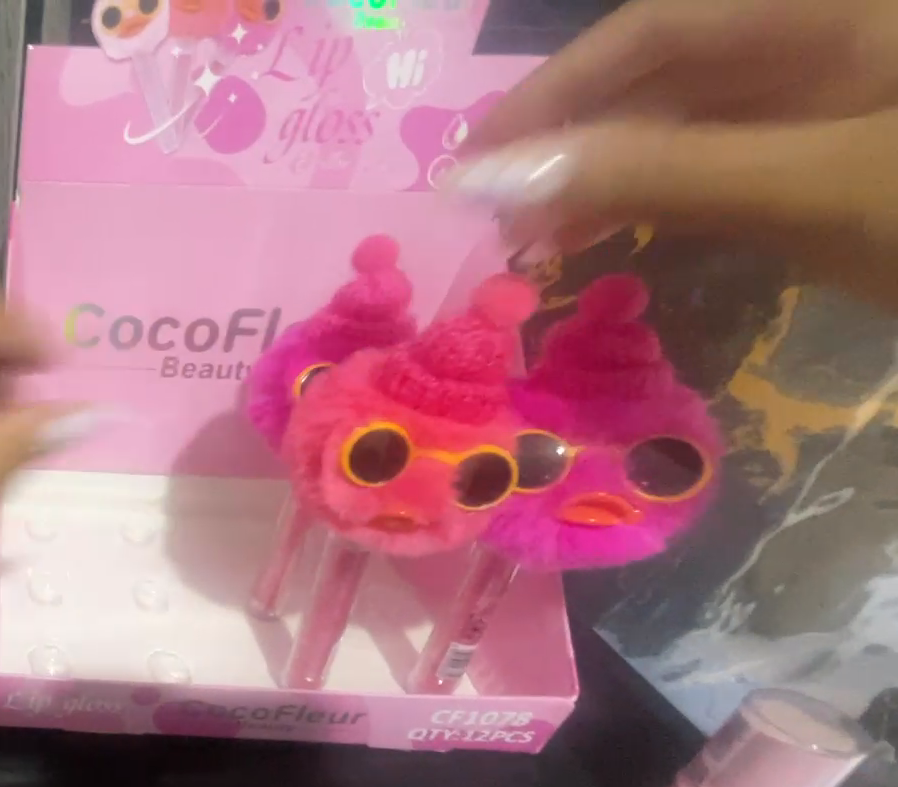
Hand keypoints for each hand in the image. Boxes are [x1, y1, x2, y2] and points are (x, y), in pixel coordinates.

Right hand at [444, 0, 897, 306]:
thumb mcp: (815, 190)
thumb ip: (647, 174)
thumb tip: (486, 179)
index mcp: (842, 12)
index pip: (653, 28)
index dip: (548, 93)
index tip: (464, 167)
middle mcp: (837, 38)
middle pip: (661, 77)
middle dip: (565, 146)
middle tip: (491, 223)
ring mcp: (843, 98)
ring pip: (682, 125)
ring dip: (597, 182)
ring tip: (530, 243)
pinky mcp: (838, 158)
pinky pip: (716, 165)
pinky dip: (647, 201)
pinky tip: (599, 239)